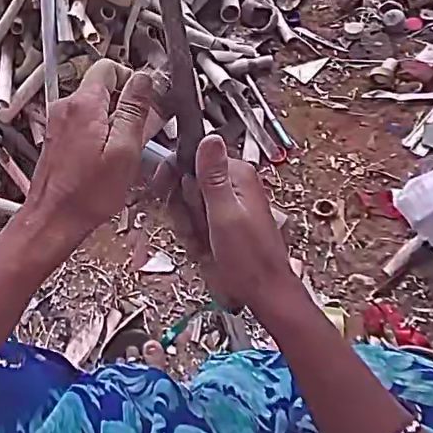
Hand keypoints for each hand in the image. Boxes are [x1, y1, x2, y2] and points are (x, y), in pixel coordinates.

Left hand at [21, 60, 155, 242]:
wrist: (53, 221)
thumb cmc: (84, 195)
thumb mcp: (125, 151)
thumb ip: (135, 110)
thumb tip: (145, 80)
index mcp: (84, 105)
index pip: (110, 67)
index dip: (133, 80)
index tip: (147, 100)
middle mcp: (66, 108)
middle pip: (104, 87)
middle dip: (126, 104)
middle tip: (140, 131)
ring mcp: (59, 123)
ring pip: (95, 106)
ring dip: (114, 121)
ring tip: (124, 150)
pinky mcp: (58, 138)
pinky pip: (85, 124)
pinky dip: (101, 134)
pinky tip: (108, 158)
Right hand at [158, 134, 297, 312]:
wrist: (263, 293)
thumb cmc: (251, 260)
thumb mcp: (225, 215)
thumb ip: (212, 177)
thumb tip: (209, 139)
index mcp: (237, 175)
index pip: (192, 158)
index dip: (176, 177)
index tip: (169, 193)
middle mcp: (232, 185)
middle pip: (186, 183)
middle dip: (184, 209)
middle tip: (198, 226)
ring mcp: (226, 204)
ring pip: (186, 205)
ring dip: (189, 226)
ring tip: (204, 241)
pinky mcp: (220, 221)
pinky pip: (193, 221)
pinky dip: (194, 236)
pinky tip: (205, 247)